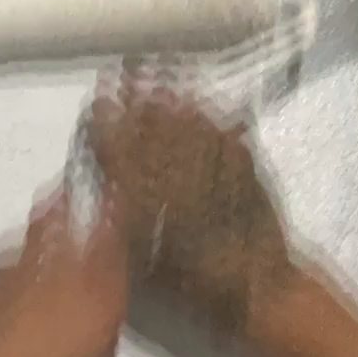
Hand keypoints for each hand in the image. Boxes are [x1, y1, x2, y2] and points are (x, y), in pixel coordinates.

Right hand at [84, 66, 292, 333]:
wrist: (261, 290)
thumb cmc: (194, 287)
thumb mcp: (143, 263)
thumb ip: (122, 220)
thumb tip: (104, 184)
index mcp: (150, 198)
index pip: (121, 150)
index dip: (107, 124)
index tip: (96, 103)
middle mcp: (181, 174)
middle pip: (153, 125)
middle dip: (136, 95)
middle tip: (123, 68)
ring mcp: (217, 167)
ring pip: (187, 120)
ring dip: (169, 91)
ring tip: (156, 65)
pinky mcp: (246, 167)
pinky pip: (222, 130)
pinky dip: (206, 110)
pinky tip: (196, 96)